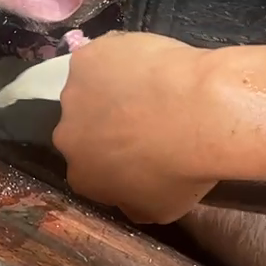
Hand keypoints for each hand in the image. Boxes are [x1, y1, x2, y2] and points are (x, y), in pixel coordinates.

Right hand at [54, 32, 219, 223]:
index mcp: (81, 176)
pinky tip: (149, 64)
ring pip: (91, 89)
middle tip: (147, 118)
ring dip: (113, 89)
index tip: (139, 151)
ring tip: (153, 88)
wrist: (198, 113)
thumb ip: (133, 204)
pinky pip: (102, 56)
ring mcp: (74, 92)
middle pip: (83, 127)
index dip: (113, 159)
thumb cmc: (184, 168)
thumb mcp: (161, 209)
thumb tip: (128, 198)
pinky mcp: (87, 56)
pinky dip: (121, 59)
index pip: (89, 170)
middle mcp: (67, 135)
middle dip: (107, 123)